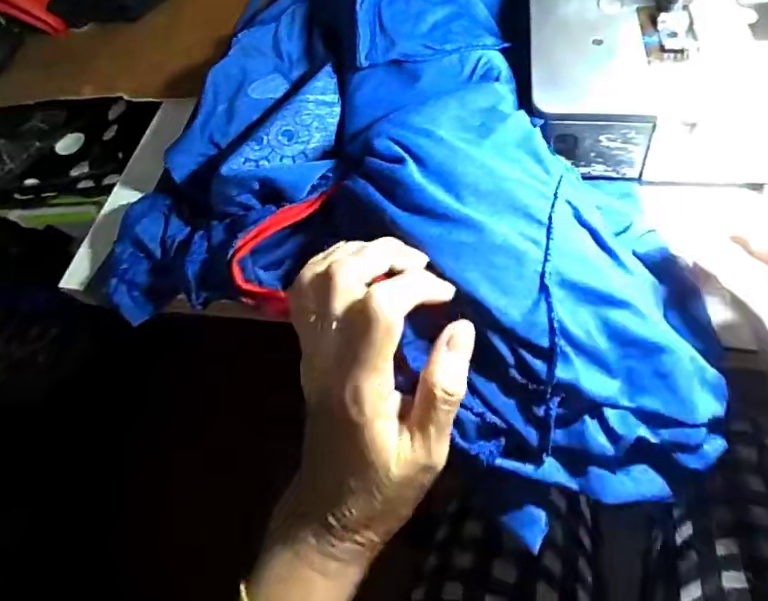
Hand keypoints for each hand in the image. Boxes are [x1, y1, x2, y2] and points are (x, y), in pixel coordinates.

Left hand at [270, 238, 474, 569]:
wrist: (326, 515)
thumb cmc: (383, 486)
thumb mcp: (428, 451)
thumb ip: (445, 389)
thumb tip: (461, 326)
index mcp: (359, 382)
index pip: (378, 306)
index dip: (418, 285)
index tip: (447, 296)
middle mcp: (327, 356)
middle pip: (342, 276)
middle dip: (388, 254)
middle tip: (424, 266)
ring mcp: (310, 349)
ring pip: (319, 273)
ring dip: (362, 251)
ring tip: (399, 260)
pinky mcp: (306, 347)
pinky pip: (306, 286)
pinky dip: (336, 260)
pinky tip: (366, 266)